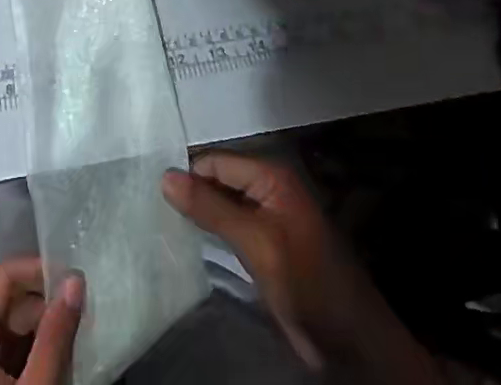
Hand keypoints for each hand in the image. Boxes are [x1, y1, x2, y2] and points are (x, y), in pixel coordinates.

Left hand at [0, 256, 83, 384]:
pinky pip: (3, 349)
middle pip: (7, 302)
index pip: (2, 277)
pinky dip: (30, 350)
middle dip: (45, 305)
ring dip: (41, 329)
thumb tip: (75, 279)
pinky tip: (55, 358)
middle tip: (84, 314)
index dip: (39, 271)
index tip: (76, 280)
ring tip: (74, 336)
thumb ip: (54, 336)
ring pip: (8, 326)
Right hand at [162, 152, 442, 382]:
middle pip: (216, 180)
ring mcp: (267, 216)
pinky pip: (228, 226)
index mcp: (271, 175)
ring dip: (196, 213)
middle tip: (149, 207)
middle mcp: (268, 188)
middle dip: (188, 192)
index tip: (150, 192)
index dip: (185, 175)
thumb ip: (211, 207)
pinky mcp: (264, 243)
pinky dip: (208, 231)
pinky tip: (184, 240)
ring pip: (220, 204)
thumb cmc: (306, 280)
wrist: (350, 338)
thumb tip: (165, 176)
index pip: (214, 161)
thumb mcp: (256, 242)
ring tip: (158, 221)